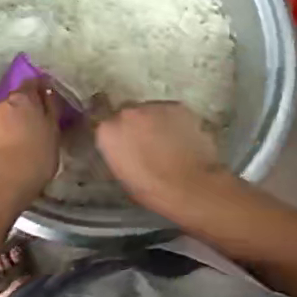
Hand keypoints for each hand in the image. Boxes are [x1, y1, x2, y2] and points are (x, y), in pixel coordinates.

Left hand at [0, 81, 60, 200]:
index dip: (45, 87)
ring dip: (24, 117)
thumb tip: (49, 94)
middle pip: (21, 96)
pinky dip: (16, 128)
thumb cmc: (37, 155)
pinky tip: (25, 142)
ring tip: (37, 132)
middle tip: (49, 116)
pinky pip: (7, 125)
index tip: (56, 97)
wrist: (7, 184)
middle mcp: (4, 103)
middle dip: (34, 103)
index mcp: (22, 97)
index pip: (34, 81)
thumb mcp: (54, 130)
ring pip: (13, 111)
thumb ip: (52, 108)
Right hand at [94, 102, 224, 208]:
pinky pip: (172, 112)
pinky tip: (184, 137)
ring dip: (156, 122)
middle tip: (149, 143)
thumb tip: (124, 147)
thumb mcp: (123, 174)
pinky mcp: (178, 106)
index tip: (128, 147)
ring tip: (169, 141)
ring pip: (151, 110)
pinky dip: (176, 121)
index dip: (119, 137)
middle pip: (128, 114)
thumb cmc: (152, 189)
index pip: (107, 127)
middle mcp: (127, 113)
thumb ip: (119, 152)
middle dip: (137, 125)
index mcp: (108, 132)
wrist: (189, 186)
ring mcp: (153, 106)